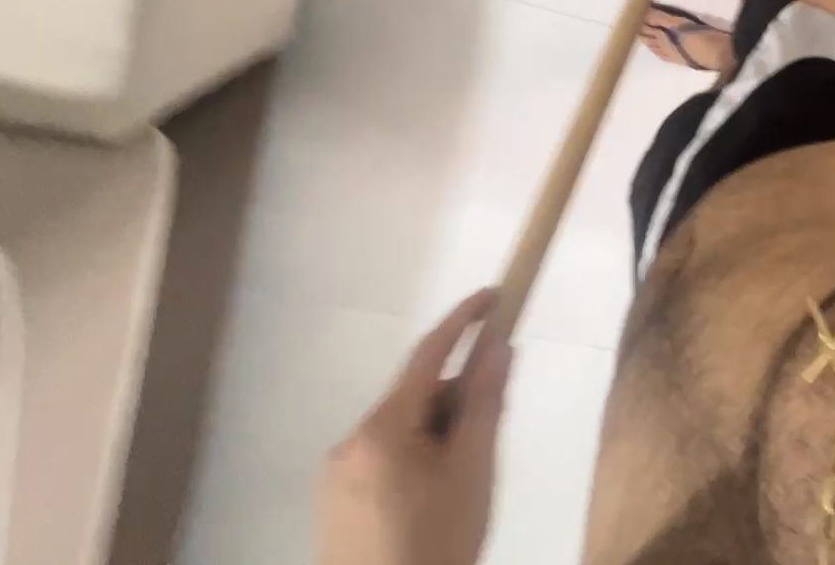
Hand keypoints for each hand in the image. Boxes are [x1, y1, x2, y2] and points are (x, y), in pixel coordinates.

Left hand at [319, 289, 512, 564]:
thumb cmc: (437, 543)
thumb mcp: (474, 470)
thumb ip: (485, 402)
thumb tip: (499, 346)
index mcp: (382, 430)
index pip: (428, 354)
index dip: (462, 319)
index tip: (495, 294)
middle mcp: (350, 443)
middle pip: (416, 395)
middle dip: (457, 397)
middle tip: (491, 426)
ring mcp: (336, 476)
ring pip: (403, 428)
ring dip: (439, 431)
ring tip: (466, 477)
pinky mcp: (335, 504)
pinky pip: (386, 456)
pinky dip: (419, 455)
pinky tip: (439, 495)